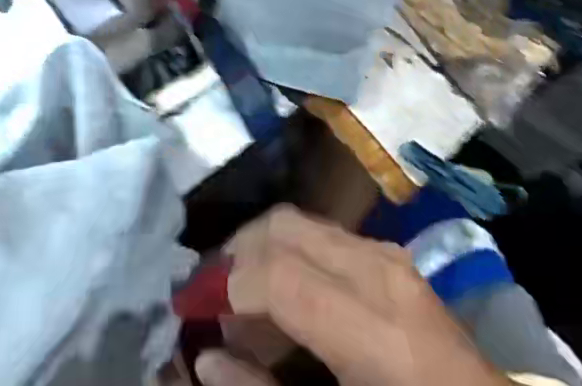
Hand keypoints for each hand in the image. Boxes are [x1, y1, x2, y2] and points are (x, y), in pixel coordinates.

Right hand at [195, 207, 507, 385]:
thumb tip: (206, 358)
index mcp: (373, 329)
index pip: (279, 274)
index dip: (223, 286)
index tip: (188, 309)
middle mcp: (380, 272)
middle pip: (285, 227)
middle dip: (235, 254)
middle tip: (210, 300)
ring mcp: (390, 257)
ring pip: (301, 223)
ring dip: (260, 251)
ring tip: (242, 303)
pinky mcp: (394, 257)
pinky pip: (325, 237)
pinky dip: (290, 254)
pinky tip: (284, 298)